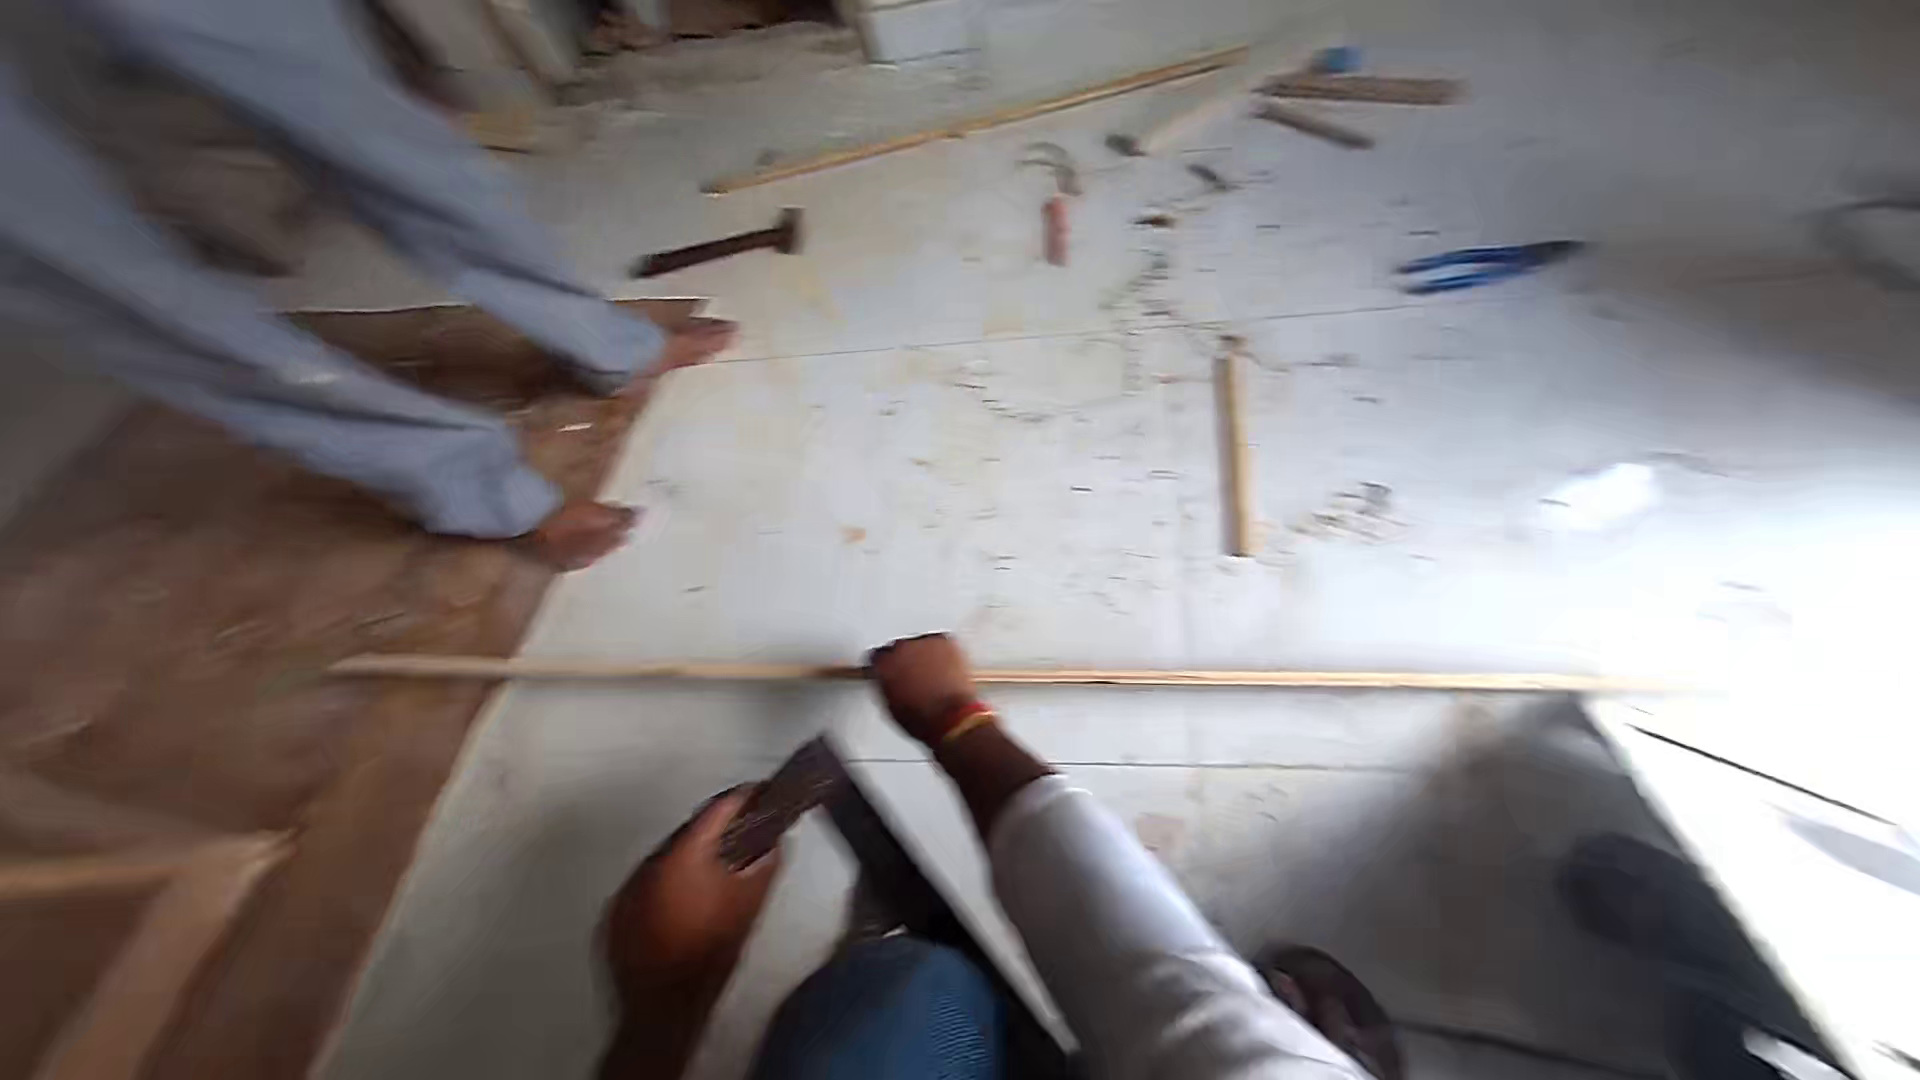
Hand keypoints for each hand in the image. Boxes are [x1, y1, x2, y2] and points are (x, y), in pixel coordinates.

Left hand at [603, 788, 780, 998]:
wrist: (666, 1011)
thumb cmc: (710, 953)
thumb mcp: (751, 902)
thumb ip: (768, 861)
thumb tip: (776, 841)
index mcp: (683, 855)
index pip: (717, 808)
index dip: (743, 797)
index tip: (757, 793)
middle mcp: (649, 865)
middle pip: (690, 831)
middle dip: (716, 831)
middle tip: (740, 835)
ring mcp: (627, 891)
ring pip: (667, 857)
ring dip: (691, 857)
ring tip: (714, 870)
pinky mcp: (614, 916)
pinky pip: (646, 884)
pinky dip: (667, 883)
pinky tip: (685, 899)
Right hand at [867, 633, 980, 746]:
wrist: (952, 717)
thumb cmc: (923, 719)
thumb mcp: (891, 706)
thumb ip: (886, 685)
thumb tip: (889, 681)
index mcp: (882, 664)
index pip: (877, 657)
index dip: (886, 666)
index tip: (891, 672)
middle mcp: (899, 648)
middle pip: (899, 648)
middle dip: (906, 659)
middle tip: (916, 676)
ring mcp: (922, 642)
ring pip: (920, 644)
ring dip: (924, 654)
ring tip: (933, 675)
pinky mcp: (944, 641)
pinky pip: (940, 643)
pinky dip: (942, 652)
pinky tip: (945, 669)